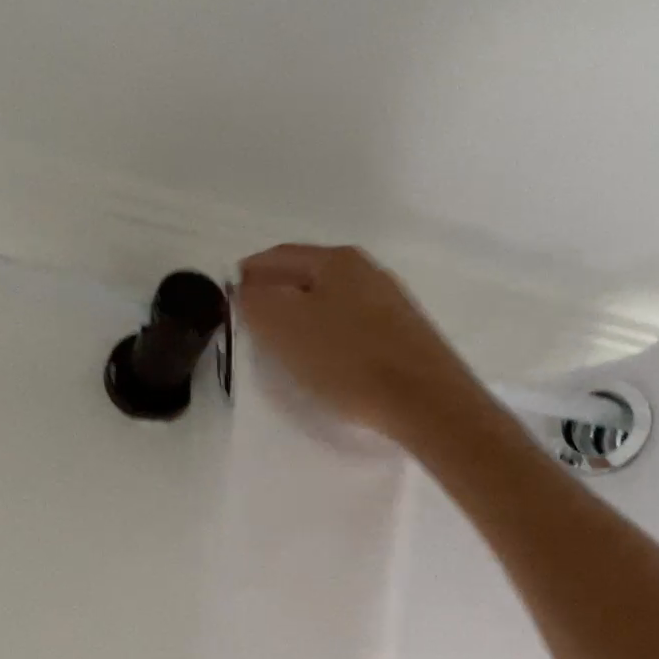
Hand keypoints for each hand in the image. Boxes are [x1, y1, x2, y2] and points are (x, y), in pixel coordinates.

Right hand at [237, 244, 492, 445]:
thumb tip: (249, 289)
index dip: (249, 276)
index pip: (277, 257)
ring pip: (334, 301)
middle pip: (308, 275)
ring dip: (307, 316)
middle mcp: (368, 270)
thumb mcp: (283, 325)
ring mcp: (392, 302)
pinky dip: (334, 337)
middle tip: (255, 325)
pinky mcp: (407, 336)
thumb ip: (256, 300)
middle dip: (279, 294)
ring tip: (288, 346)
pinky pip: (356, 327)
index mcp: (335, 258)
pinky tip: (329, 360)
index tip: (232, 301)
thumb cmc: (348, 360)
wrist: (426, 401)